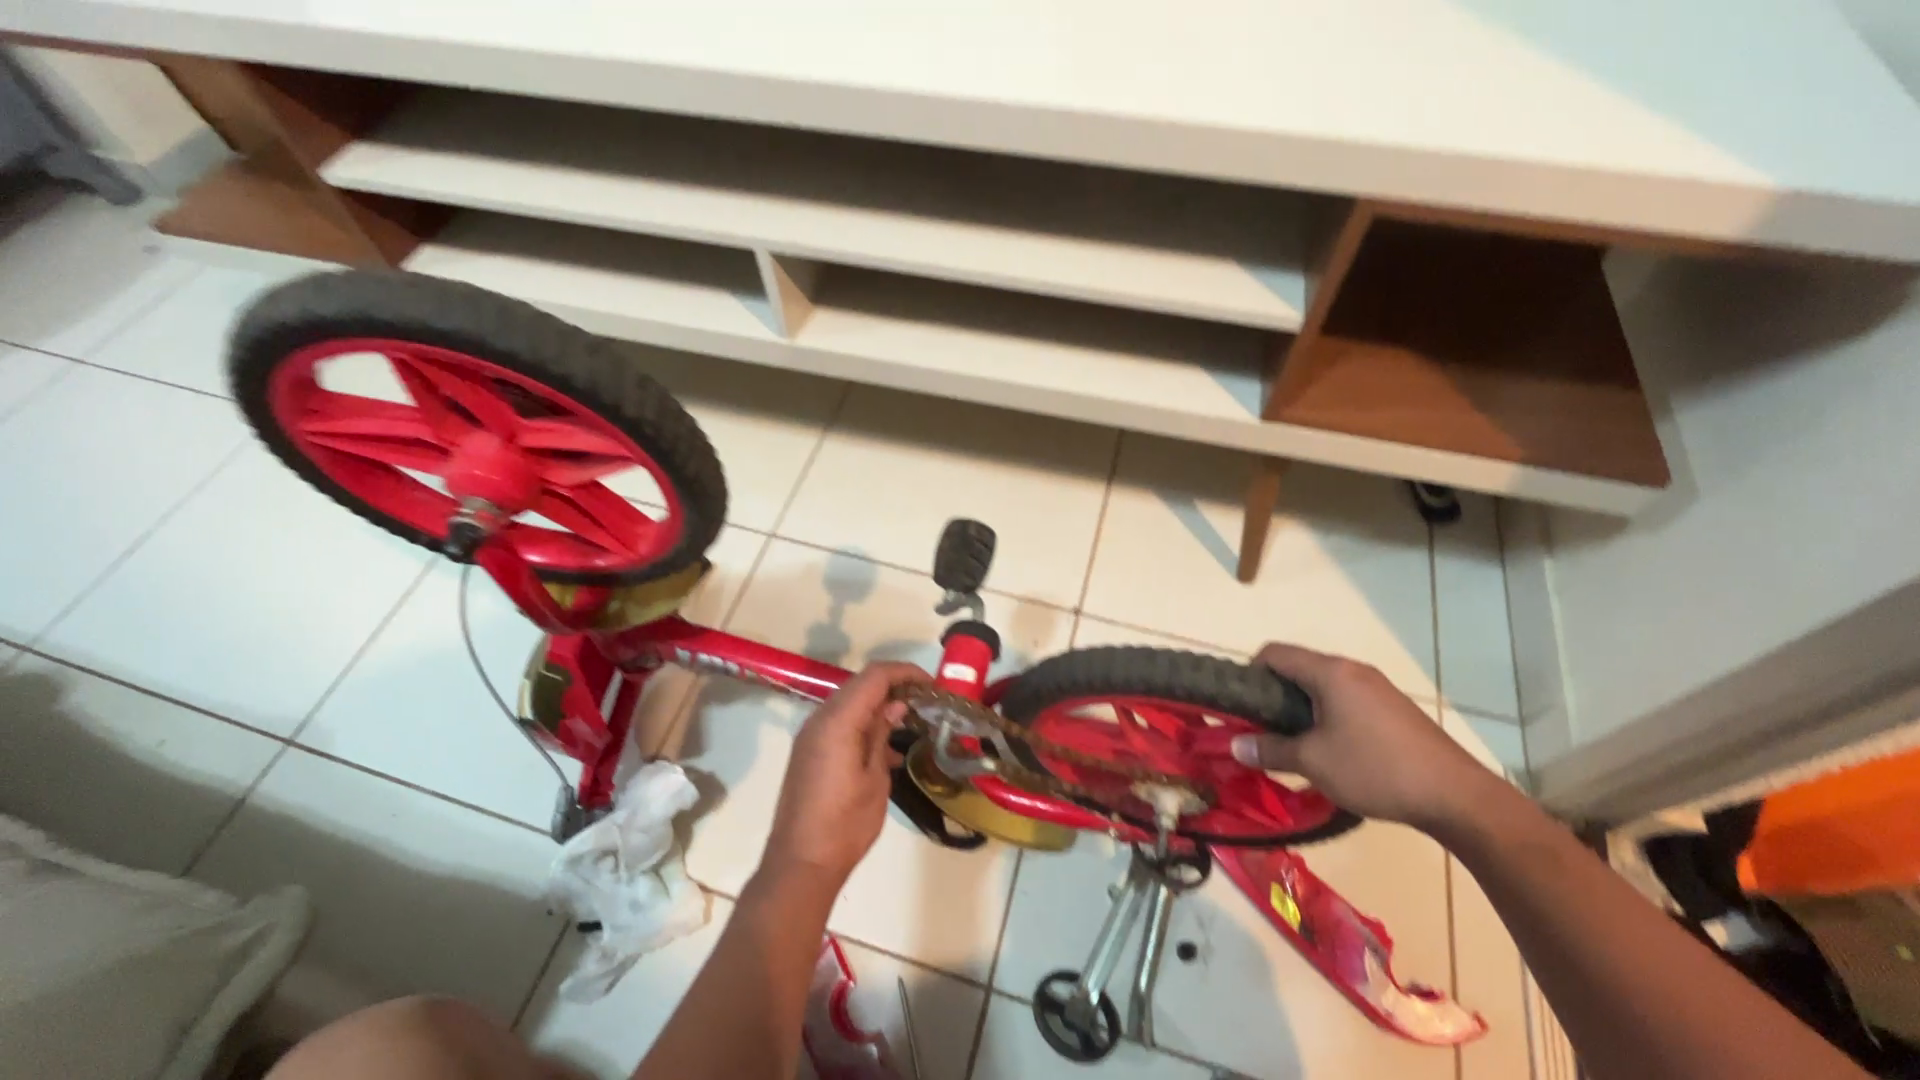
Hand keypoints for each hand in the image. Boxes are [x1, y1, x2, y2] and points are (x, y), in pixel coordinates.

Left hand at [756, 662, 928, 891]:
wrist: (801, 862)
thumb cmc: (845, 824)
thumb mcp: (875, 777)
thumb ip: (881, 734)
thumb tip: (895, 705)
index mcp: (837, 722)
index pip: (875, 676)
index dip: (906, 673)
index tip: (933, 686)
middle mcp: (819, 719)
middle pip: (860, 685)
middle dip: (894, 686)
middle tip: (926, 702)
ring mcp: (810, 736)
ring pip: (849, 703)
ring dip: (879, 705)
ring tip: (912, 723)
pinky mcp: (809, 752)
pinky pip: (839, 723)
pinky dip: (863, 724)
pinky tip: (888, 749)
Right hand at [1230, 643, 1497, 831]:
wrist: (1453, 795)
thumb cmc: (1374, 769)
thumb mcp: (1312, 762)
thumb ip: (1269, 749)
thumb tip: (1234, 745)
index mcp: (1330, 672)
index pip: (1274, 653)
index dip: (1249, 674)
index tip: (1240, 707)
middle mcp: (1353, 670)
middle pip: (1299, 669)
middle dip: (1274, 696)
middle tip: (1261, 730)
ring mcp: (1377, 688)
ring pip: (1323, 688)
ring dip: (1302, 710)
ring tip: (1293, 745)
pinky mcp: (1393, 710)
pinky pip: (1346, 701)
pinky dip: (1328, 717)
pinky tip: (1331, 752)